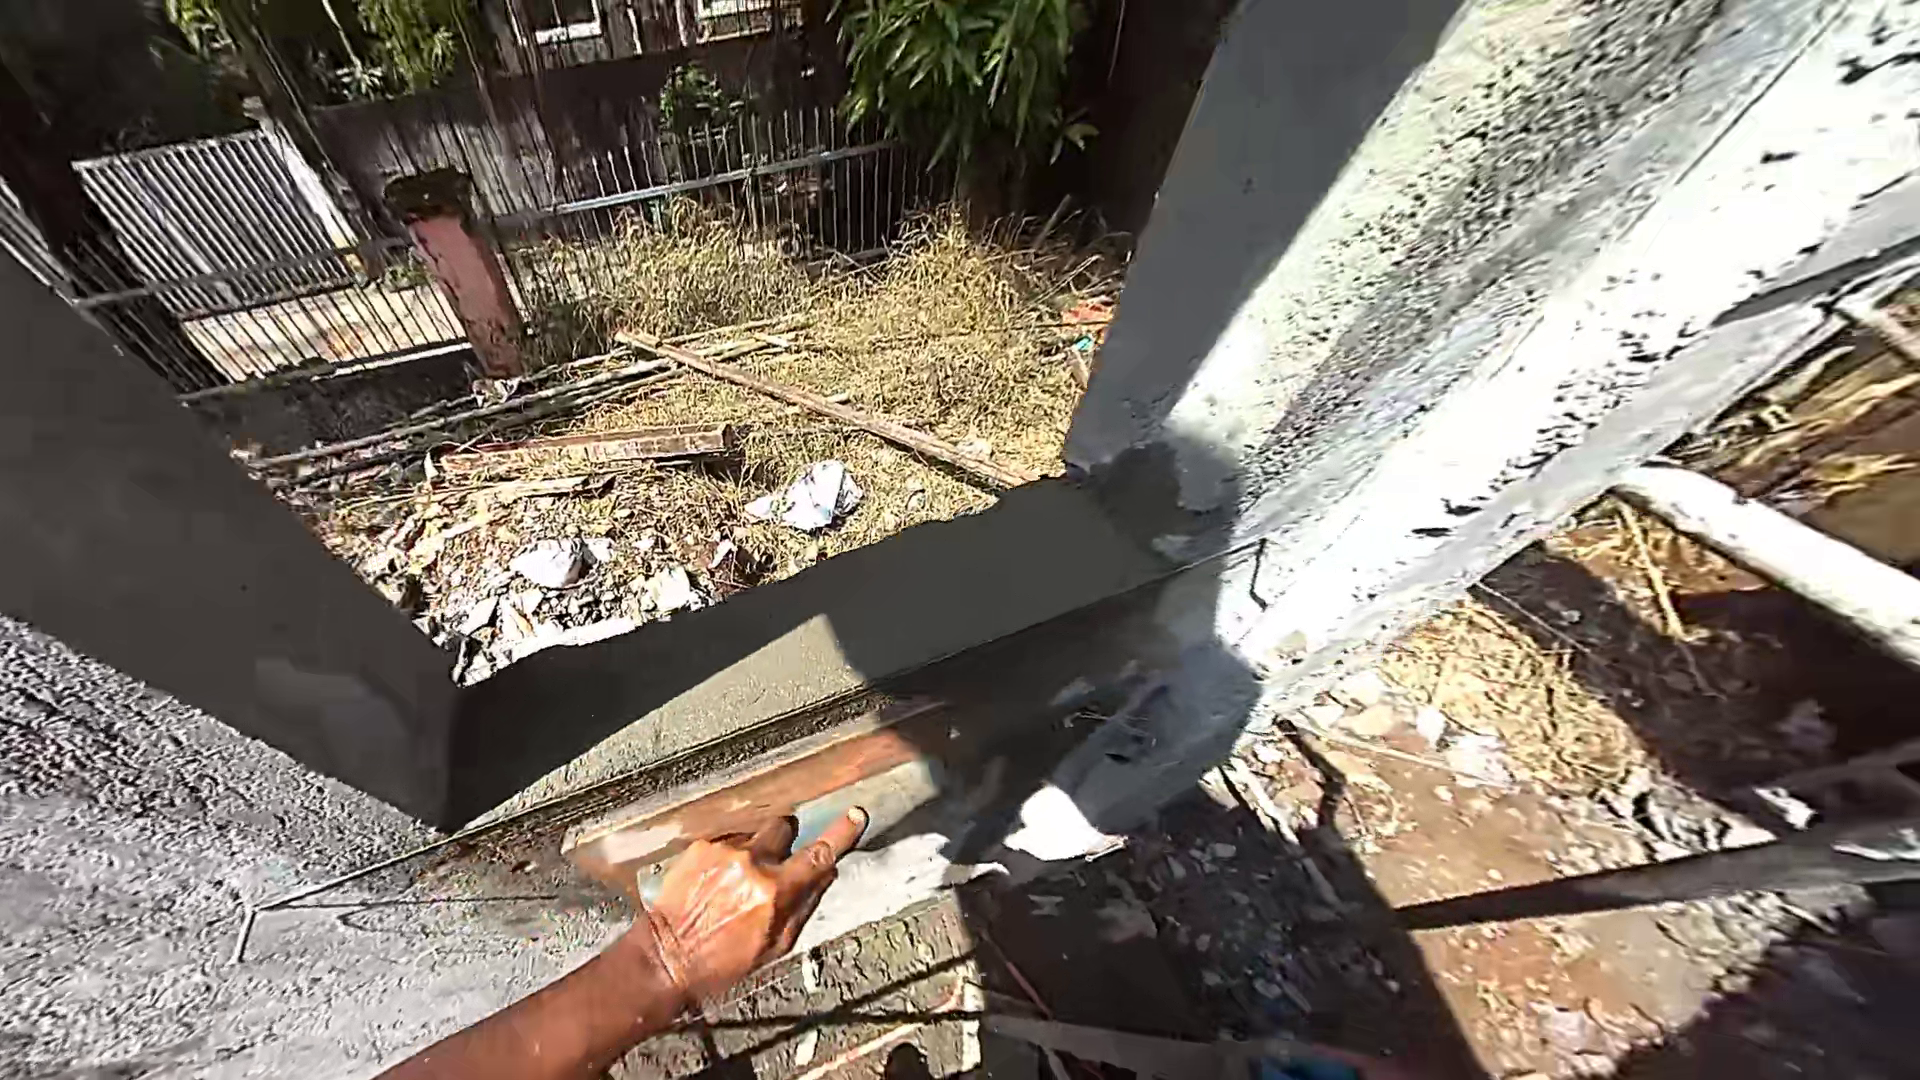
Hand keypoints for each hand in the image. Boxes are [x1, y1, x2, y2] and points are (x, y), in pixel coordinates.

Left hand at [638, 807, 867, 1003]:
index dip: (841, 833)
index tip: (856, 814)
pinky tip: (714, 880)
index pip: (818, 854)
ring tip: (734, 878)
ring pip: (754, 833)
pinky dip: (726, 855)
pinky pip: (727, 839)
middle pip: (784, 828)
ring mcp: (725, 851)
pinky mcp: (701, 846)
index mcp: (774, 892)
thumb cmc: (719, 964)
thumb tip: (825, 874)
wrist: (663, 960)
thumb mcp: (773, 947)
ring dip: (753, 849)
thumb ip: (804, 906)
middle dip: (783, 841)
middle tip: (771, 863)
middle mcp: (752, 864)